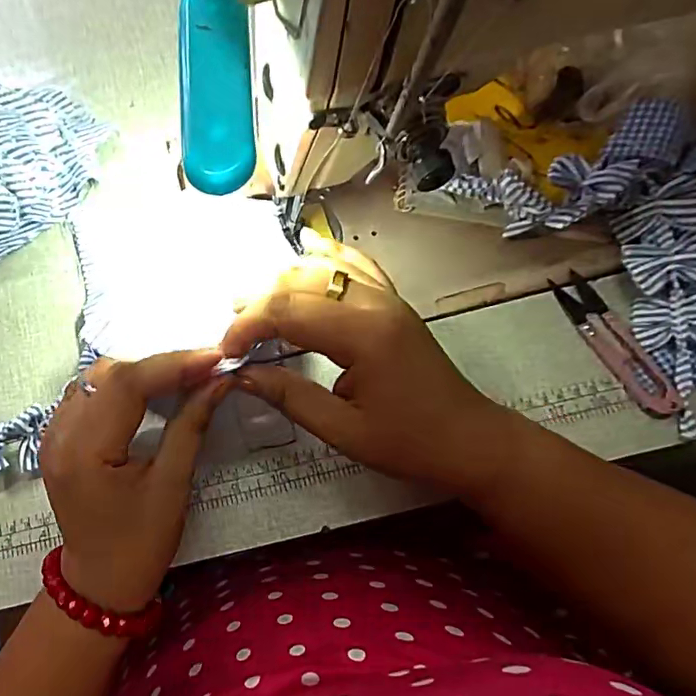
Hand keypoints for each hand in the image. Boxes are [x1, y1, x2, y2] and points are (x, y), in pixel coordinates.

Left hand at [39, 350, 231, 612]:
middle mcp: (59, 434)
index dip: (174, 364)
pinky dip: (120, 387)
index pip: (127, 384)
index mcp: (84, 451)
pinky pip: (88, 395)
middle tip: (203, 370)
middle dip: (158, 365)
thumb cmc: (140, 544)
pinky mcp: (57, 439)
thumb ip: (191, 425)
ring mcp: (52, 435)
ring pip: (95, 379)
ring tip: (181, 379)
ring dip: (139, 373)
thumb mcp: (172, 486)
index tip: (215, 357)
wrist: (101, 582)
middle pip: (108, 374)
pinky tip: (148, 394)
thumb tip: (218, 381)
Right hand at [221, 238, 531, 498]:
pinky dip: (325, 260)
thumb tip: (242, 375)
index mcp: (363, 333)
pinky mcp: (394, 304)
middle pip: (299, 282)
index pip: (286, 310)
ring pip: (324, 267)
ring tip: (251, 303)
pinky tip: (308, 252)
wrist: (470, 440)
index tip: (225, 352)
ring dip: (283, 282)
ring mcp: (387, 298)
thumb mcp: (344, 430)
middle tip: (233, 336)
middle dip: (258, 304)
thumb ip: (290, 397)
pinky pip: (355, 267)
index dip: (246, 326)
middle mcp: (374, 303)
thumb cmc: (411, 443)